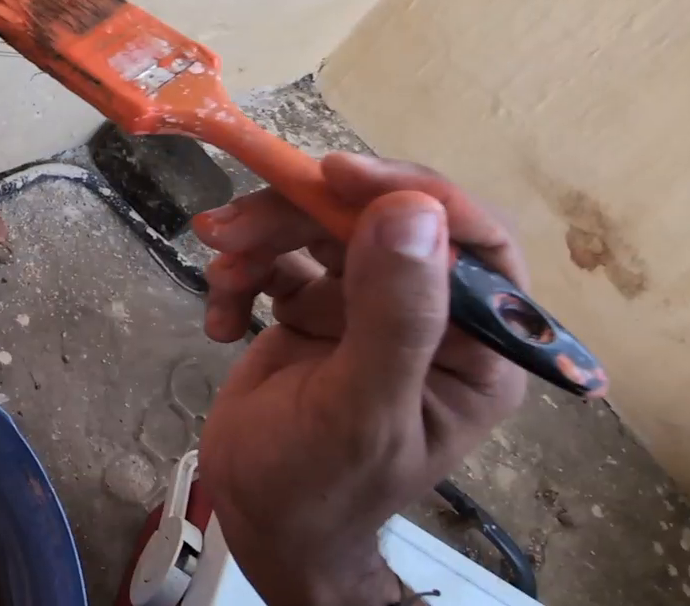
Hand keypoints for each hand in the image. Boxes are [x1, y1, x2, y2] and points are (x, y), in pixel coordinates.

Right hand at [192, 153, 528, 605]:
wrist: (261, 518)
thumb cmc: (324, 481)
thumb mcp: (360, 405)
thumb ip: (393, 314)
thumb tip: (410, 211)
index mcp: (472, 344)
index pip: (468, 239)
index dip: (406, 191)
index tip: (331, 172)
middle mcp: (421, 314)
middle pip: (366, 223)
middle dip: (293, 218)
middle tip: (225, 228)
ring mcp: (359, 309)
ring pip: (309, 234)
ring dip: (253, 245)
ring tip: (217, 278)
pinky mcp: (305, 310)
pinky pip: (271, 265)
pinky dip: (236, 282)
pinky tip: (219, 322)